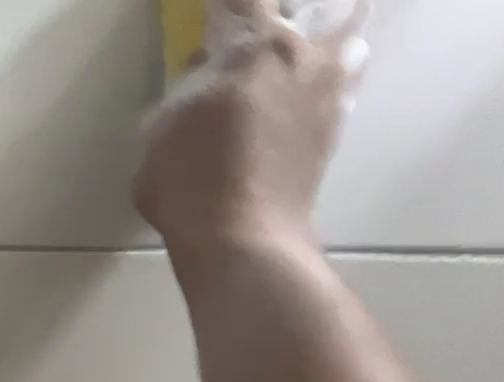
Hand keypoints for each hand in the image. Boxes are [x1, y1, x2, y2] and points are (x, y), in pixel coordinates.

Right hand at [136, 0, 369, 258]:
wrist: (242, 236)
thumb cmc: (187, 188)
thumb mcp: (160, 138)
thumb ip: (184, 95)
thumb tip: (201, 74)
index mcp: (255, 52)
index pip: (241, 3)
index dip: (222, 5)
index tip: (207, 8)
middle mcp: (304, 54)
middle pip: (304, 8)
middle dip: (265, 17)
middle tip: (242, 31)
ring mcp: (330, 82)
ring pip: (343, 25)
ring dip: (316, 28)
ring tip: (285, 47)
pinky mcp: (338, 114)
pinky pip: (345, 65)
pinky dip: (327, 60)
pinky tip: (307, 75)